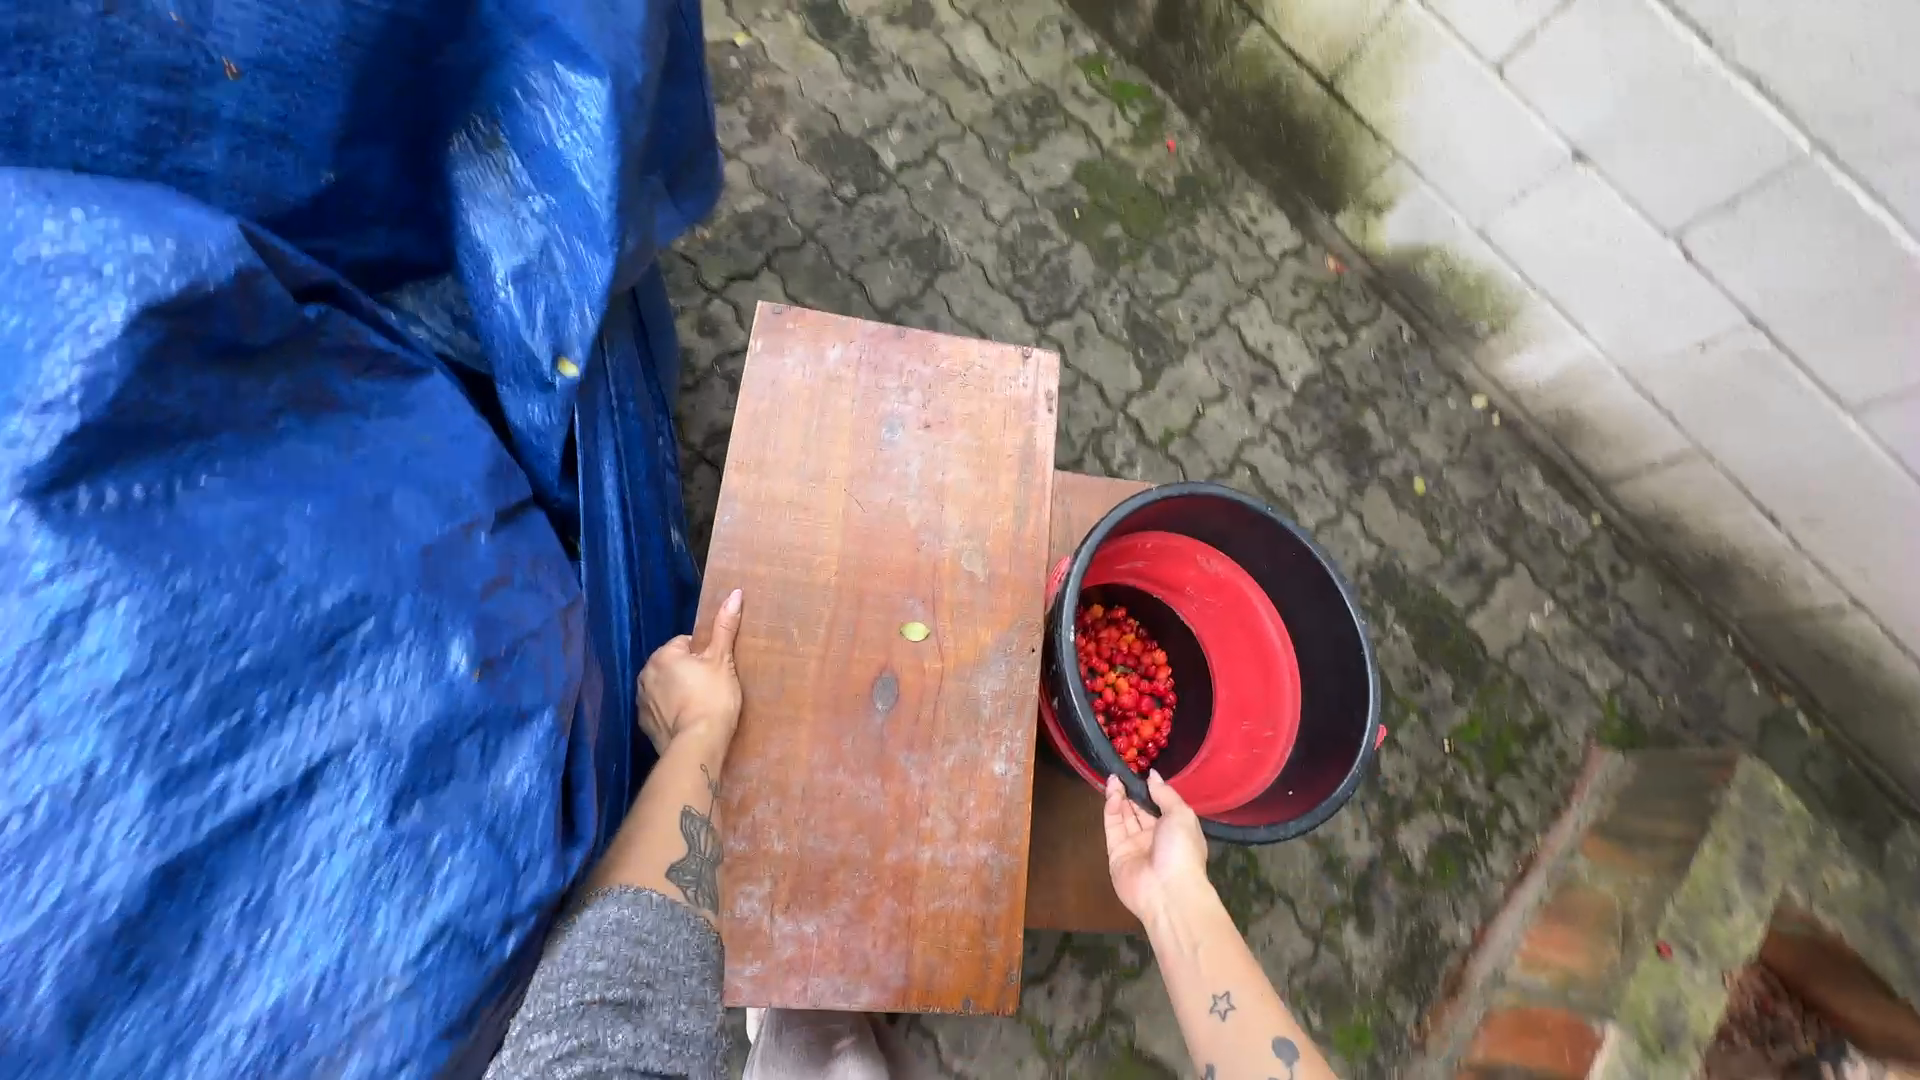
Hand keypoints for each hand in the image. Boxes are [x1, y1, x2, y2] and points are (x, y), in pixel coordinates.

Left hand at [637, 588, 743, 753]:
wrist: (697, 744)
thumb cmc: (712, 697)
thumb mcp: (722, 660)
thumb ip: (725, 627)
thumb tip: (735, 593)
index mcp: (663, 655)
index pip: (686, 644)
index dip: (705, 656)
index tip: (716, 671)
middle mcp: (645, 674)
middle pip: (673, 664)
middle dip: (689, 672)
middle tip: (711, 687)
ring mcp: (642, 700)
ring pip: (665, 686)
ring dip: (679, 690)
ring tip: (701, 704)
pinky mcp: (644, 723)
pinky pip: (660, 708)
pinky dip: (671, 711)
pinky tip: (689, 719)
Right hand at [1104, 769, 1210, 925]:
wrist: (1168, 891)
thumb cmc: (1182, 849)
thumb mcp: (1181, 814)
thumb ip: (1165, 793)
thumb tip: (1153, 775)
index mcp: (1175, 830)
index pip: (1159, 806)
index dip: (1149, 790)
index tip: (1139, 772)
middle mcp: (1154, 838)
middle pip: (1139, 810)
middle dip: (1132, 791)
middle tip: (1122, 771)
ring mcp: (1134, 846)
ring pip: (1124, 816)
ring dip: (1119, 796)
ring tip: (1114, 777)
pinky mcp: (1116, 853)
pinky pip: (1113, 827)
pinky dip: (1112, 809)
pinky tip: (1112, 792)